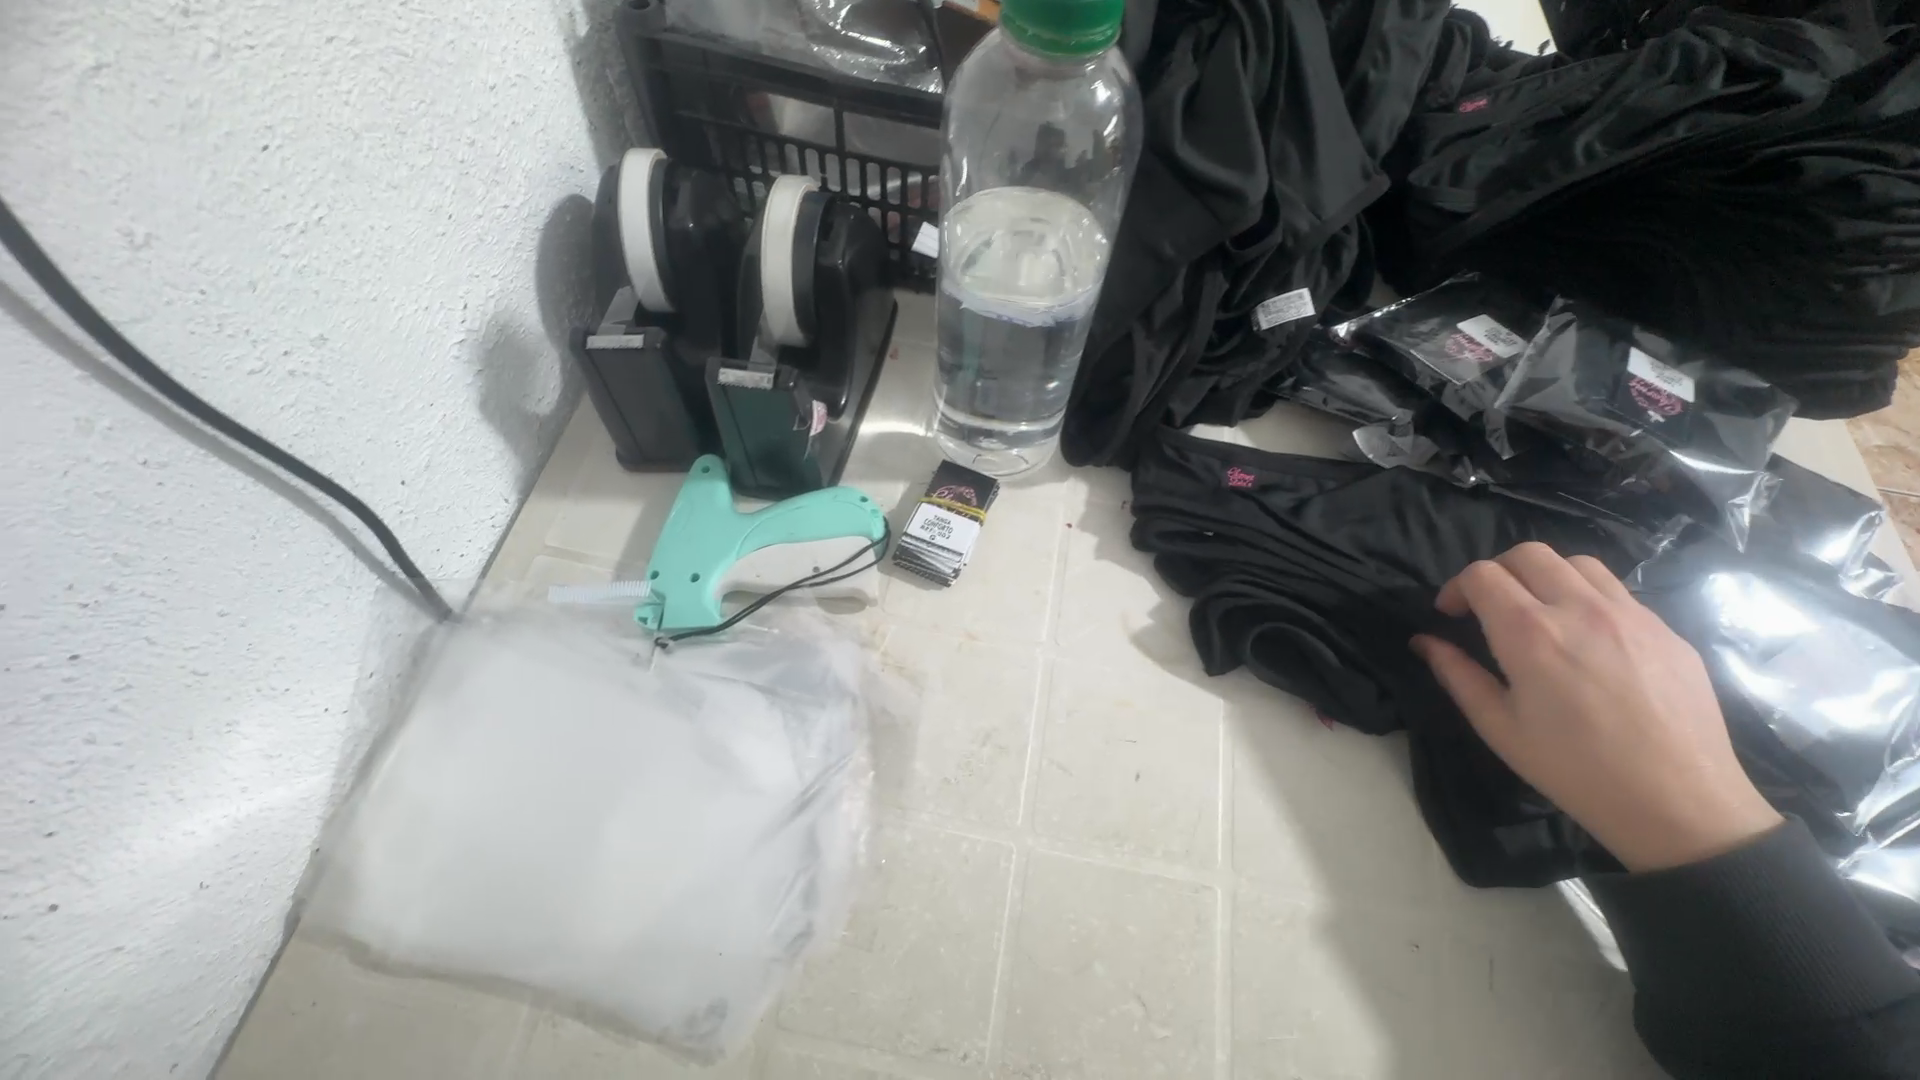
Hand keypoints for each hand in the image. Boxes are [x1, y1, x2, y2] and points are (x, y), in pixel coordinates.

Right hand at [1411, 542, 1781, 872]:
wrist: (1680, 804)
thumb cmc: (1574, 770)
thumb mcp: (1498, 727)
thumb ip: (1457, 674)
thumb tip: (1425, 642)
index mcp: (1531, 633)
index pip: (1482, 574)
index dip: (1457, 588)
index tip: (1451, 616)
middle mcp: (1581, 609)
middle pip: (1528, 554)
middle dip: (1497, 571)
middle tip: (1489, 607)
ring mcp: (1632, 616)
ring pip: (1577, 563)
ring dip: (1545, 576)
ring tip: (1539, 612)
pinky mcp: (1667, 631)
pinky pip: (1618, 593)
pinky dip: (1587, 598)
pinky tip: (1586, 640)